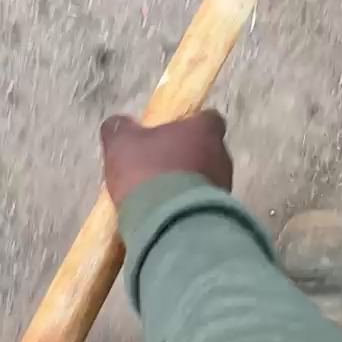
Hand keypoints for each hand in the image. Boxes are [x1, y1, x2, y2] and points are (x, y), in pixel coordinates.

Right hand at [100, 111, 232, 203]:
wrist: (170, 222)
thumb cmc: (148, 172)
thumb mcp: (122, 144)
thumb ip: (120, 128)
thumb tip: (117, 122)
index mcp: (204, 130)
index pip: (209, 118)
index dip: (191, 124)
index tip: (172, 133)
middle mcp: (221, 154)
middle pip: (207, 148)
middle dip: (187, 155)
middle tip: (161, 165)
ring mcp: (224, 184)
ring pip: (207, 176)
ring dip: (188, 182)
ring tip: (162, 194)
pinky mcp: (220, 211)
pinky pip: (203, 201)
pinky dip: (189, 204)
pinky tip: (168, 212)